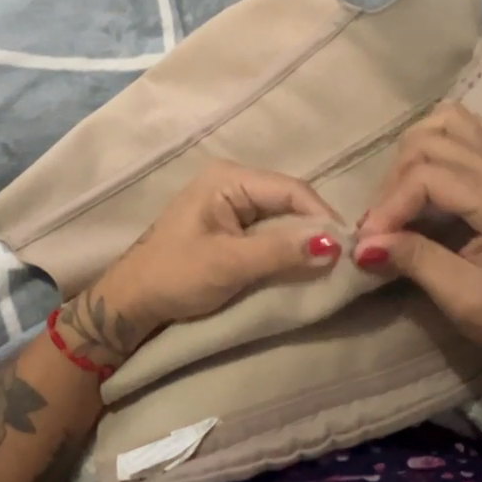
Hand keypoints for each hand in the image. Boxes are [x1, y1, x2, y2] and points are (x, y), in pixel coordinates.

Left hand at [57, 162, 343, 366]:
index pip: (291, 189)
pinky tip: (304, 265)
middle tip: (346, 260)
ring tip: (331, 265)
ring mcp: (230, 203)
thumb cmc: (175, 276)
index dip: (323, 218)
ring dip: (304, 240)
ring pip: (282, 217)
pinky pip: (270, 230)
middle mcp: (232, 182)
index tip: (350, 250)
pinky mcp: (230, 226)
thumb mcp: (230, 265)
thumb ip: (281, 251)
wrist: (132, 302)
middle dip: (317, 228)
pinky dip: (287, 248)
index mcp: (229, 178)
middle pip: (290, 200)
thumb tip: (336, 245)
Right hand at [352, 105, 481, 384]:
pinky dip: (441, 143)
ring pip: (451, 123)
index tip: (367, 242)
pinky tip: (429, 174)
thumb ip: (413, 259)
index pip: (427, 176)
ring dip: (415, 152)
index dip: (389, 205)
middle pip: (433, 142)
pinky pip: (470, 134)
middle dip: (395, 180)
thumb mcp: (463, 298)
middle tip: (381, 225)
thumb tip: (362, 244)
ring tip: (400, 194)